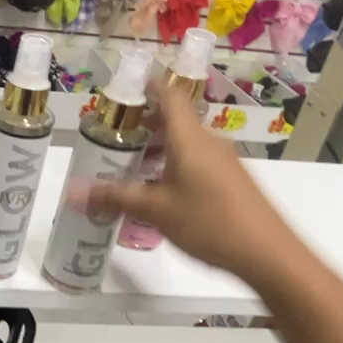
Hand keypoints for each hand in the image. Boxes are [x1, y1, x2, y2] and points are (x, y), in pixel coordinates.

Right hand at [85, 86, 320, 291]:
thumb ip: (114, 198)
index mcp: (189, 138)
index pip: (169, 97)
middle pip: (175, 121)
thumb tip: (71, 192)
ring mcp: (225, 162)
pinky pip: (198, 162)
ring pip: (186, 144)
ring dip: (160, 149)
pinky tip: (162, 192)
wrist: (270, 256)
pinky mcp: (233, 182)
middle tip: (115, 136)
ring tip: (132, 166)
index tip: (126, 87)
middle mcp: (209, 142)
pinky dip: (175, 165)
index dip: (148, 86)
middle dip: (145, 125)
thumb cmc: (210, 223)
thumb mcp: (155, 211)